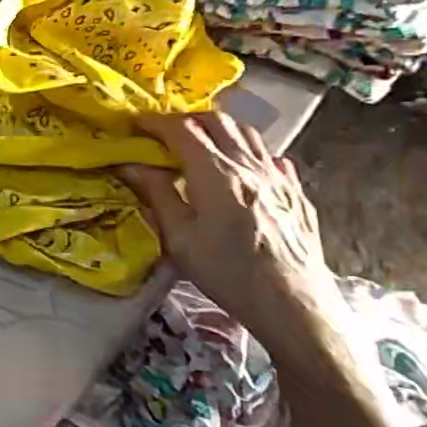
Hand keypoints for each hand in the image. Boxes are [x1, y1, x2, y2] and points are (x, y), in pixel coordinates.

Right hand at [119, 113, 346, 366]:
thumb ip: (156, 194)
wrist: (294, 305)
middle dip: (186, 120)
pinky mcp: (297, 193)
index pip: (182, 131)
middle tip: (163, 133)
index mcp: (217, 175)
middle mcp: (250, 167)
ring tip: (198, 144)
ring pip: (247, 134)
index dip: (155, 122)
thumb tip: (130, 165)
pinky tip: (239, 169)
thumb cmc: (227, 273)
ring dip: (217, 130)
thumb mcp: (179, 238)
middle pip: (217, 122)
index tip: (135, 125)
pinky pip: (270, 157)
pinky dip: (247, 152)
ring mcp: (279, 178)